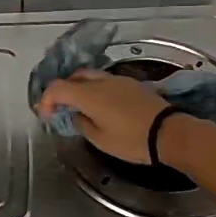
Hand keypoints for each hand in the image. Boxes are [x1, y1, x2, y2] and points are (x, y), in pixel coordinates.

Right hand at [37, 68, 179, 164]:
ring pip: (92, 77)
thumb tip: (77, 115)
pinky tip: (102, 106)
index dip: (46, 100)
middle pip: (74, 76)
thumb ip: (82, 124)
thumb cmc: (132, 140)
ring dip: (81, 88)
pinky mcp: (132, 84)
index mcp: (89, 94)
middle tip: (62, 109)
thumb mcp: (100, 139)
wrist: (169, 132)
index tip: (46, 115)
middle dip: (63, 90)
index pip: (57, 87)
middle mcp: (101, 81)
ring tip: (82, 108)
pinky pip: (107, 81)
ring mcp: (119, 80)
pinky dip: (97, 89)